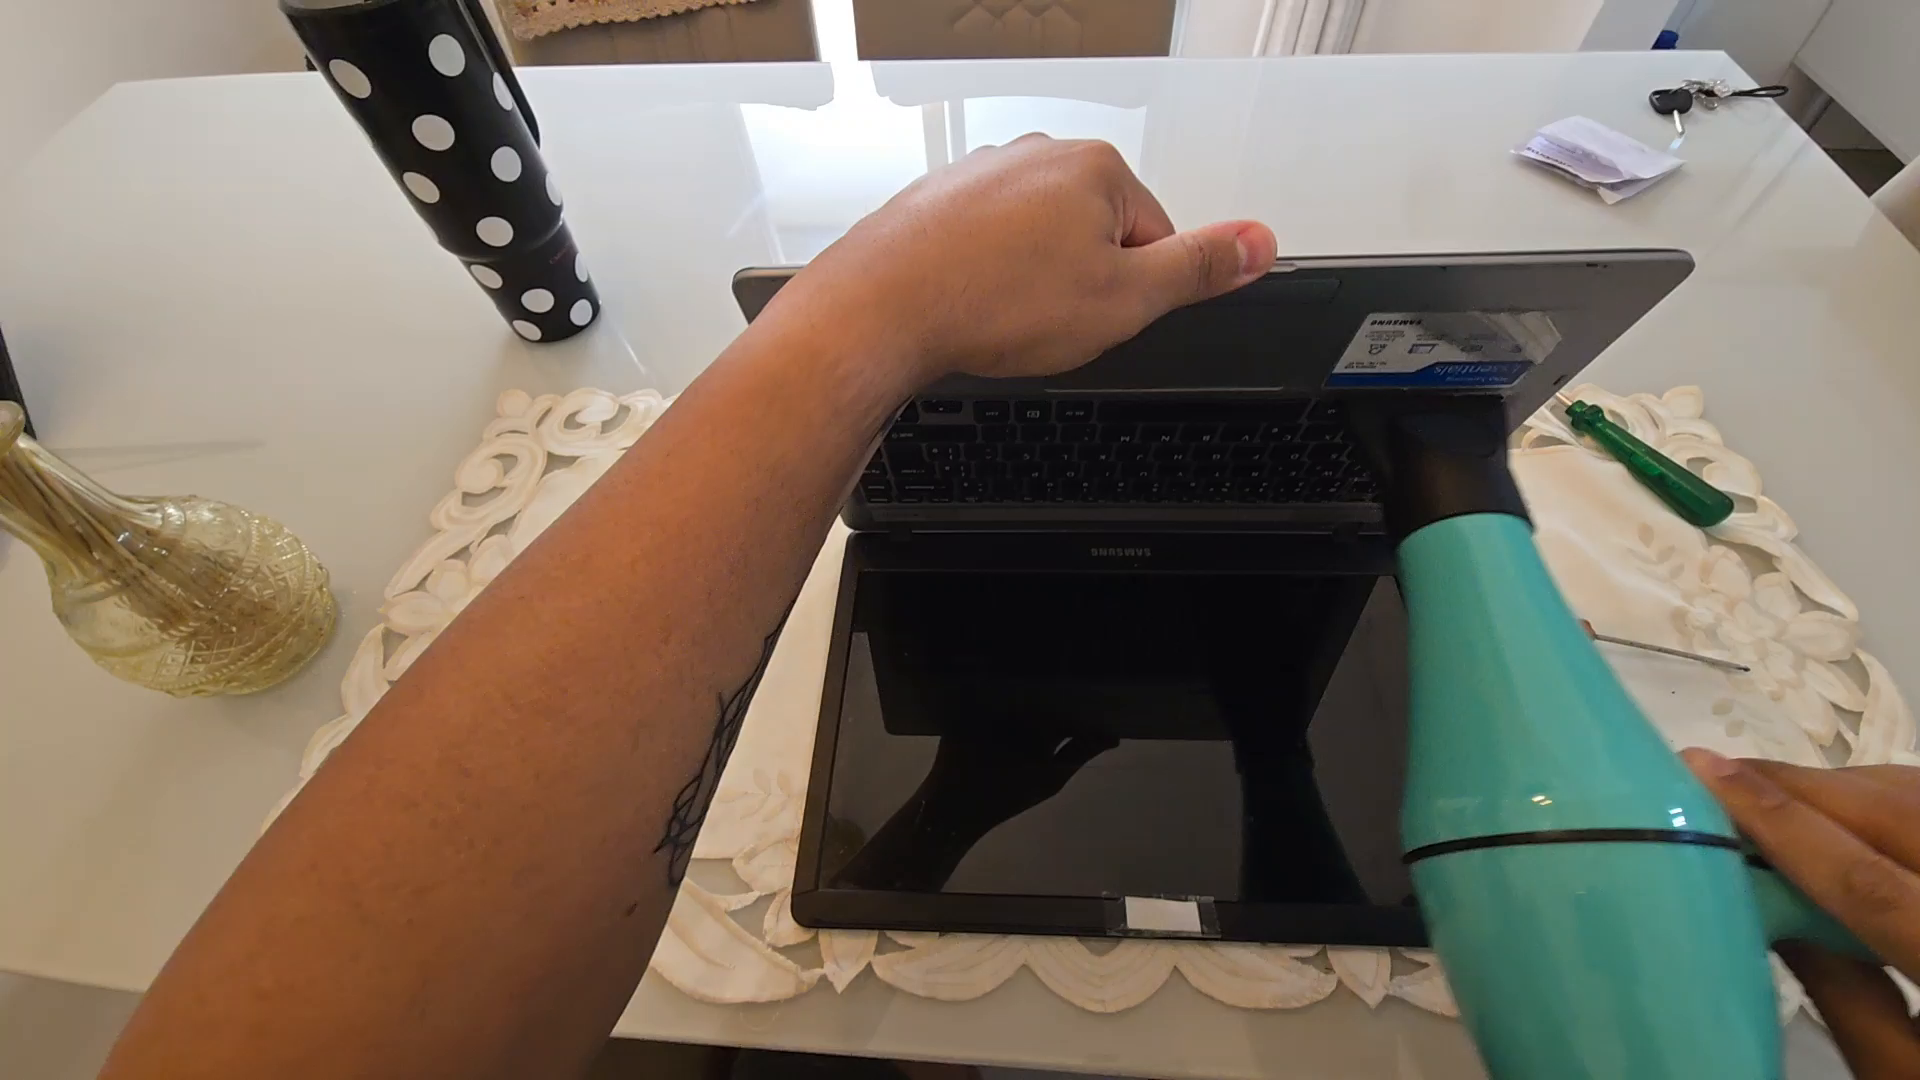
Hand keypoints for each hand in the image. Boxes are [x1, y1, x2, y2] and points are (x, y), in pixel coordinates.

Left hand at [770, 134, 1277, 384]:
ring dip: (1029, 284)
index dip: (1133, 290)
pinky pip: (985, 248)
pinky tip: (971, 304)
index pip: (1154, 233)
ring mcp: (984, 176)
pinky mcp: (941, 203)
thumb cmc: (993, 301)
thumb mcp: (1123, 300)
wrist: (886, 309)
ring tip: (1004, 316)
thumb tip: (1258, 243)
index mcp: (1096, 171)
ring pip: (1034, 244)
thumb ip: (1197, 269)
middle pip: (1092, 235)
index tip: (1102, 314)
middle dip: (1080, 284)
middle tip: (1050, 322)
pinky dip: (985, 278)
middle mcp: (1038, 158)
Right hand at [1682, 750, 1919, 1077]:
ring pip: (1914, 797)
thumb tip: (1748, 902)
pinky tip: (1848, 815)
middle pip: (1892, 817)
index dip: (1773, 820)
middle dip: (1796, 787)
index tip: (1696, 767)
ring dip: (1841, 788)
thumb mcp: (1908, 1073)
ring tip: (1777, 798)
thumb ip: (1841, 994)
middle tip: (1714, 776)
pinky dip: (1885, 797)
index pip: (1862, 881)